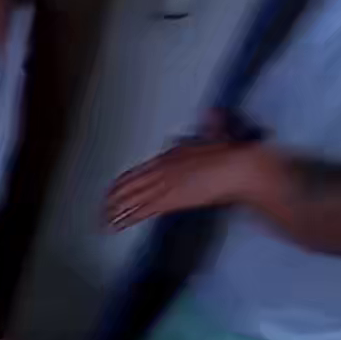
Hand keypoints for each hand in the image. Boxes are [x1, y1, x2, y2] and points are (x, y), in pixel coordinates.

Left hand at [102, 142, 270, 229]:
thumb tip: (211, 113)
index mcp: (170, 156)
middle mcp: (161, 169)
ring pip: (129, 200)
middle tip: (101, 211)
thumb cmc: (234, 154)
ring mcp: (162, 186)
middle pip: (127, 187)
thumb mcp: (220, 136)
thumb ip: (212, 126)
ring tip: (102, 222)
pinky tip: (114, 227)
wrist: (240, 168)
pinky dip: (125, 220)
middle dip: (111, 201)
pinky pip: (140, 212)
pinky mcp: (167, 201)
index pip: (136, 172)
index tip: (111, 193)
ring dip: (113, 212)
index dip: (120, 185)